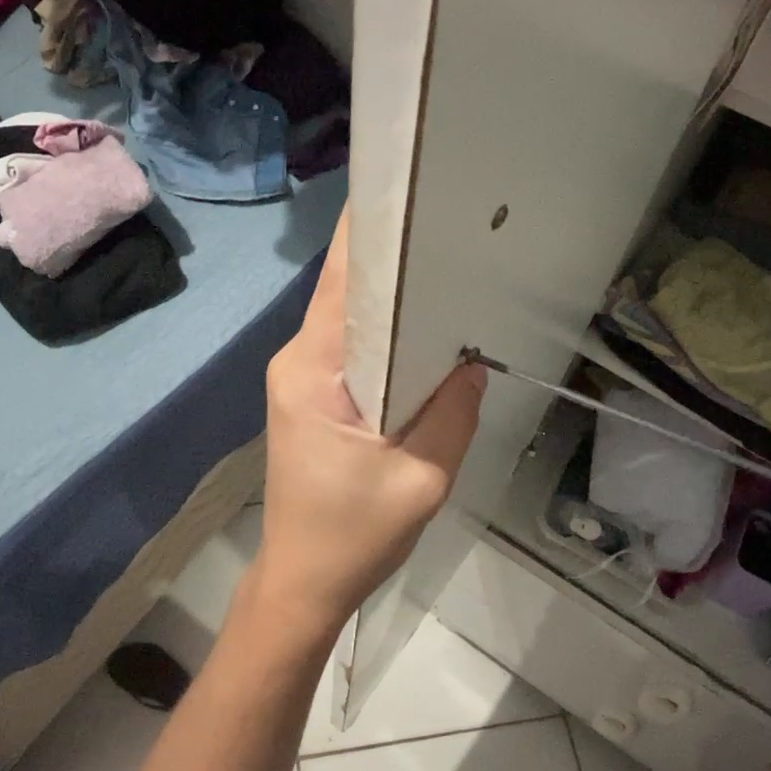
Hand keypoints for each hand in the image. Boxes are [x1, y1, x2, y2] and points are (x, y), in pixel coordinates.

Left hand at [252, 214, 486, 633]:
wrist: (303, 582)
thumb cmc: (353, 535)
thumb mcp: (421, 478)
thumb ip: (453, 412)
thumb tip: (472, 359)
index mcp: (313, 369)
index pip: (342, 278)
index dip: (375, 230)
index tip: (414, 188)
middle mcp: (298, 359)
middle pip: (346, 289)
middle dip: (395, 255)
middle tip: (453, 223)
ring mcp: (300, 377)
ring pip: (351, 317)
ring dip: (393, 294)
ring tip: (448, 265)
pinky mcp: (311, 396)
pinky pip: (351, 346)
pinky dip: (385, 331)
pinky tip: (425, 327)